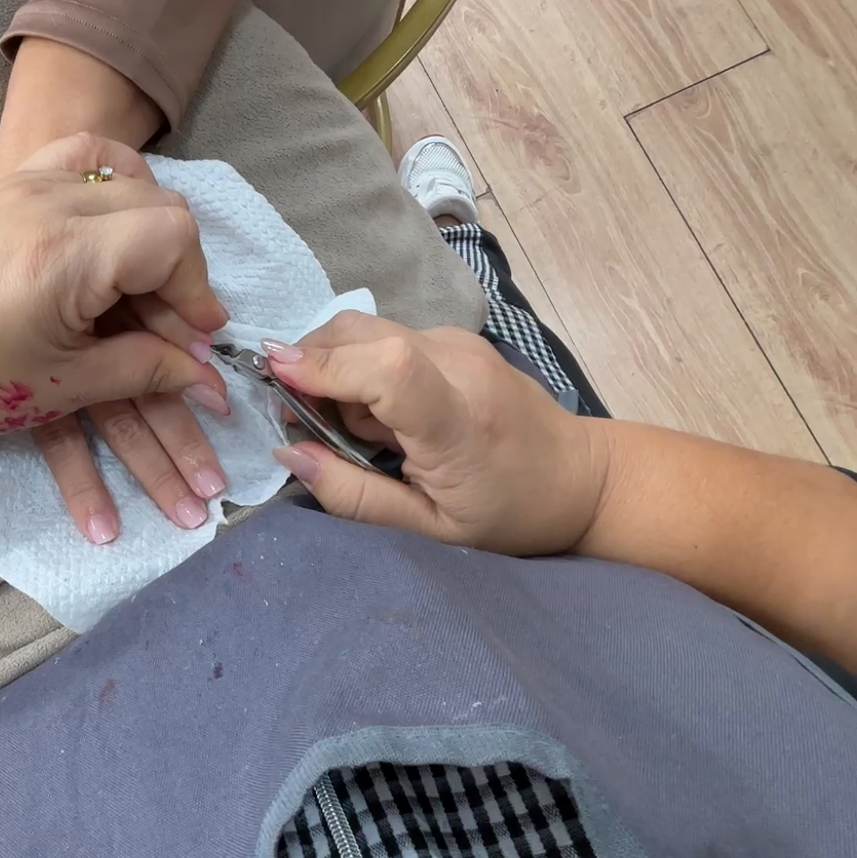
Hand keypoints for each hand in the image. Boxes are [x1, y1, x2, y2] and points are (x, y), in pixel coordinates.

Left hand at [0, 40, 228, 541]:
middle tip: (173, 325)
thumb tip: (203, 369)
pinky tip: (111, 225)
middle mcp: (49, 200)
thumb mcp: (66, 387)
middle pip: (159, 204)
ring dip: (152, 225)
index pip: (173, 236)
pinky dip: (113, 181)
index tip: (199, 337)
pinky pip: (80, 154)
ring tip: (146, 281)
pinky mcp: (7, 185)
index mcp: (65, 253)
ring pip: (127, 175)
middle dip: (180, 266)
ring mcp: (24, 183)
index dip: (198, 289)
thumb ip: (145, 368)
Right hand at [263, 313, 609, 556]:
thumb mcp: (429, 527)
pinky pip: (382, 337)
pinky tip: (372, 408)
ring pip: (365, 330)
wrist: (582, 476)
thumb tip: (289, 452)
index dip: (325, 365)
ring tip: (343, 421)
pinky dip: (355, 365)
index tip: (274, 374)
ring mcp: (460, 344)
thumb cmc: (508, 513)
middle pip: (362, 332)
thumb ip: (354, 495)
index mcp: (459, 423)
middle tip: (300, 415)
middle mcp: (460, 366)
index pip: (389, 369)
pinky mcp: (454, 338)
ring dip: (331, 365)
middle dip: (310, 362)